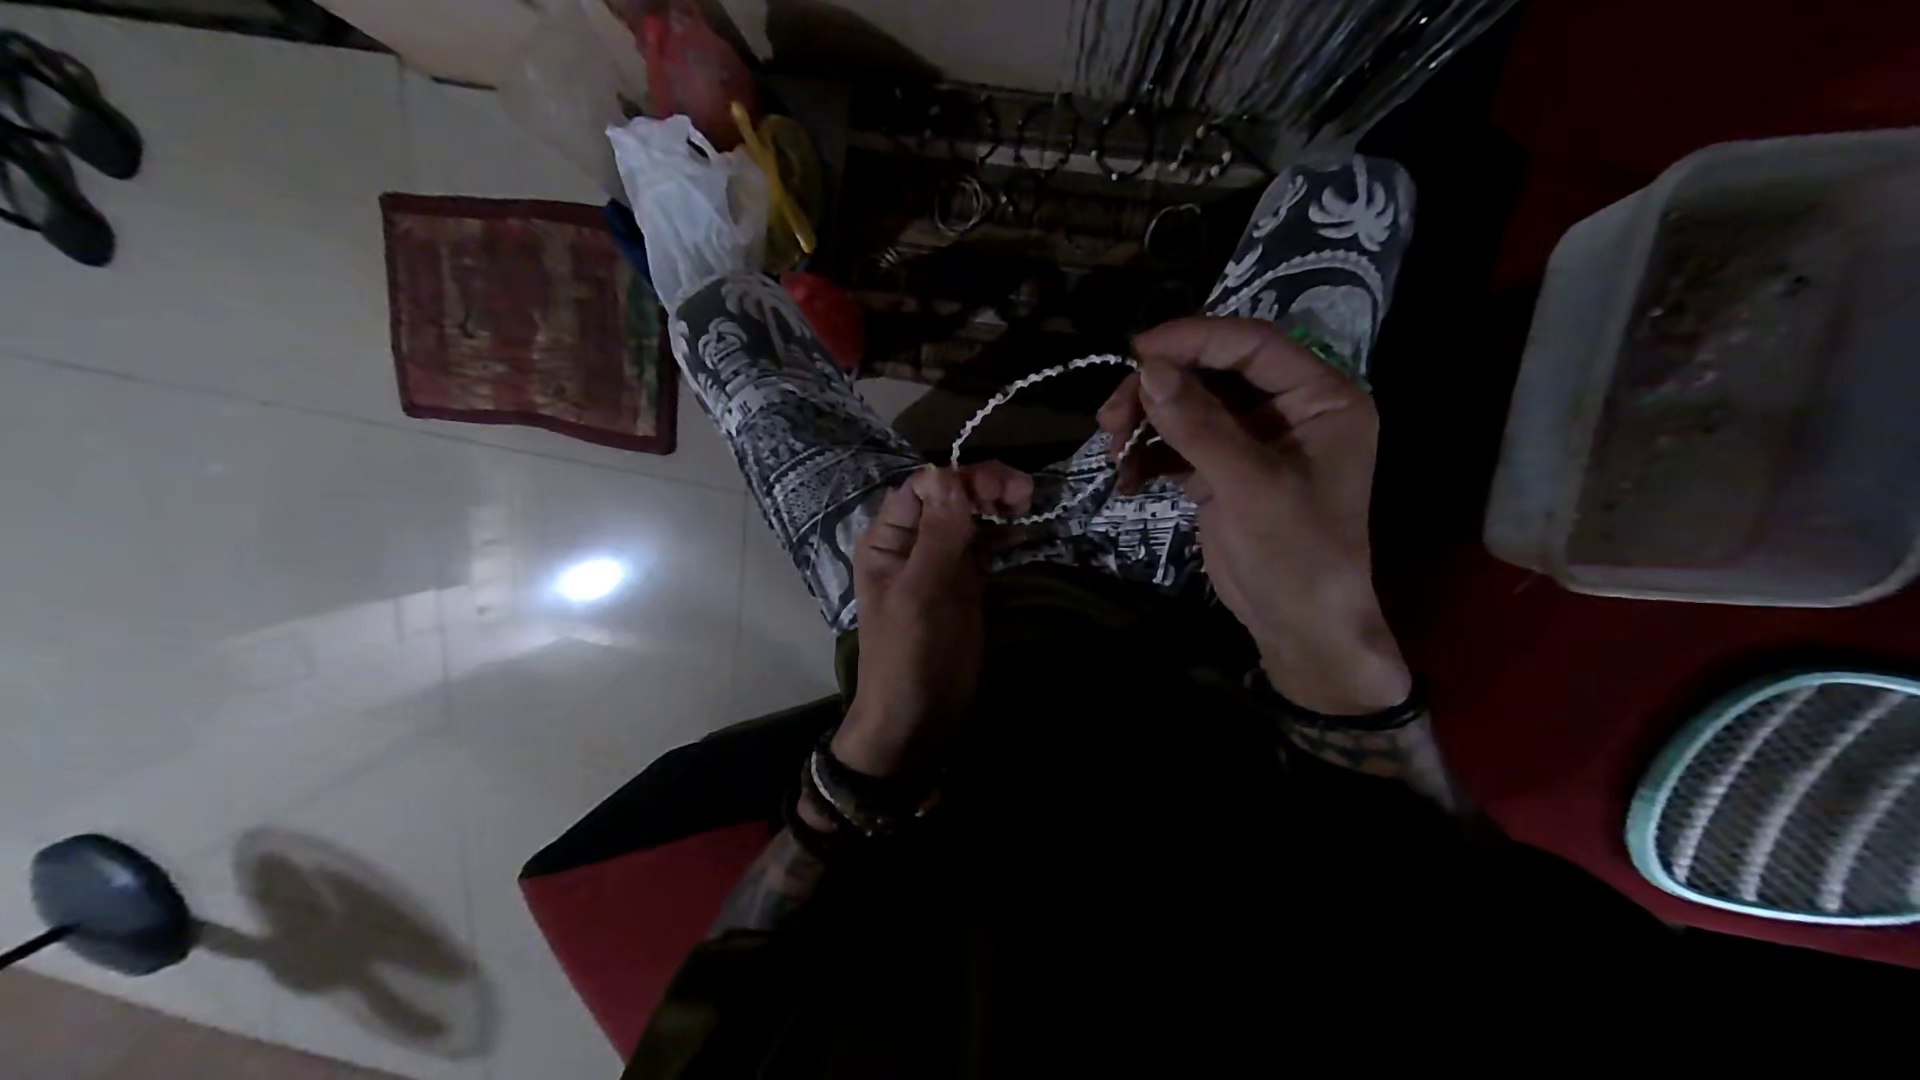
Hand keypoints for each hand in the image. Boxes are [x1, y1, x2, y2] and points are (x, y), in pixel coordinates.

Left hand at [835, 463, 1032, 777]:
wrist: (917, 716)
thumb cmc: (906, 654)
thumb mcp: (919, 593)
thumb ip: (938, 536)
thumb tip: (952, 475)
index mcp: (888, 539)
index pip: (923, 488)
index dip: (960, 480)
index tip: (998, 489)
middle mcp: (913, 543)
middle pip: (951, 497)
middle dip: (985, 487)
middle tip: (1024, 492)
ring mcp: (941, 562)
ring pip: (970, 517)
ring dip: (997, 505)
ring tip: (1027, 504)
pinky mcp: (966, 582)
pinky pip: (984, 545)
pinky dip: (1003, 533)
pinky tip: (1023, 530)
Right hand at [1097, 317, 1410, 714]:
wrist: (1295, 624)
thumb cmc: (1296, 553)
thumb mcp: (1250, 486)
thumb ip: (1199, 426)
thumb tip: (1147, 369)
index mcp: (1320, 397)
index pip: (1252, 345)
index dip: (1194, 339)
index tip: (1136, 351)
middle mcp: (1286, 409)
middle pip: (1210, 373)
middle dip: (1156, 390)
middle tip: (1110, 417)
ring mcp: (1249, 440)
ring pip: (1185, 406)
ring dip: (1144, 424)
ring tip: (1112, 452)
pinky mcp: (1220, 469)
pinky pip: (1176, 444)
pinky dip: (1147, 457)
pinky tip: (1126, 481)